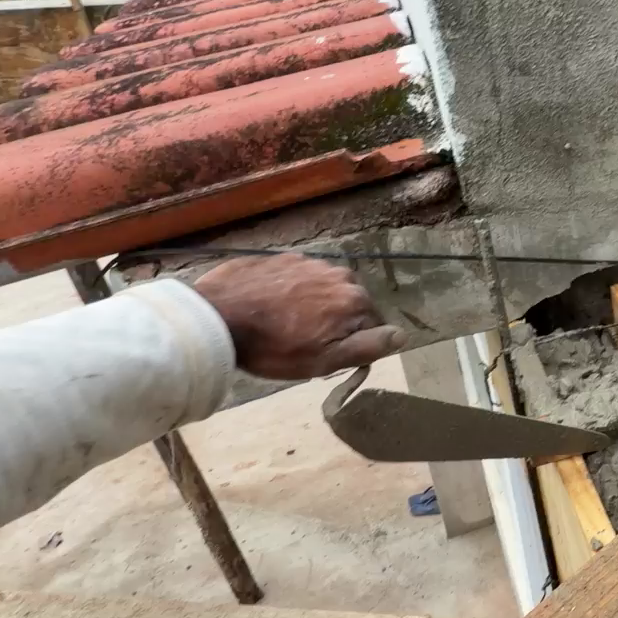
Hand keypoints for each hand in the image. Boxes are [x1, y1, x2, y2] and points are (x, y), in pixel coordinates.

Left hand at [191, 253, 406, 379]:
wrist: (214, 318)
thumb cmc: (273, 347)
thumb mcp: (325, 360)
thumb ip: (369, 346)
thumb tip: (402, 335)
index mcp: (354, 299)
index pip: (372, 323)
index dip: (353, 341)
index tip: (328, 353)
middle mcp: (339, 274)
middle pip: (349, 302)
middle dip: (336, 319)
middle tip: (305, 340)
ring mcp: (308, 262)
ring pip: (324, 288)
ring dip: (314, 303)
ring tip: (286, 322)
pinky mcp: (280, 257)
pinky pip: (298, 277)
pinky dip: (292, 290)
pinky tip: (270, 305)